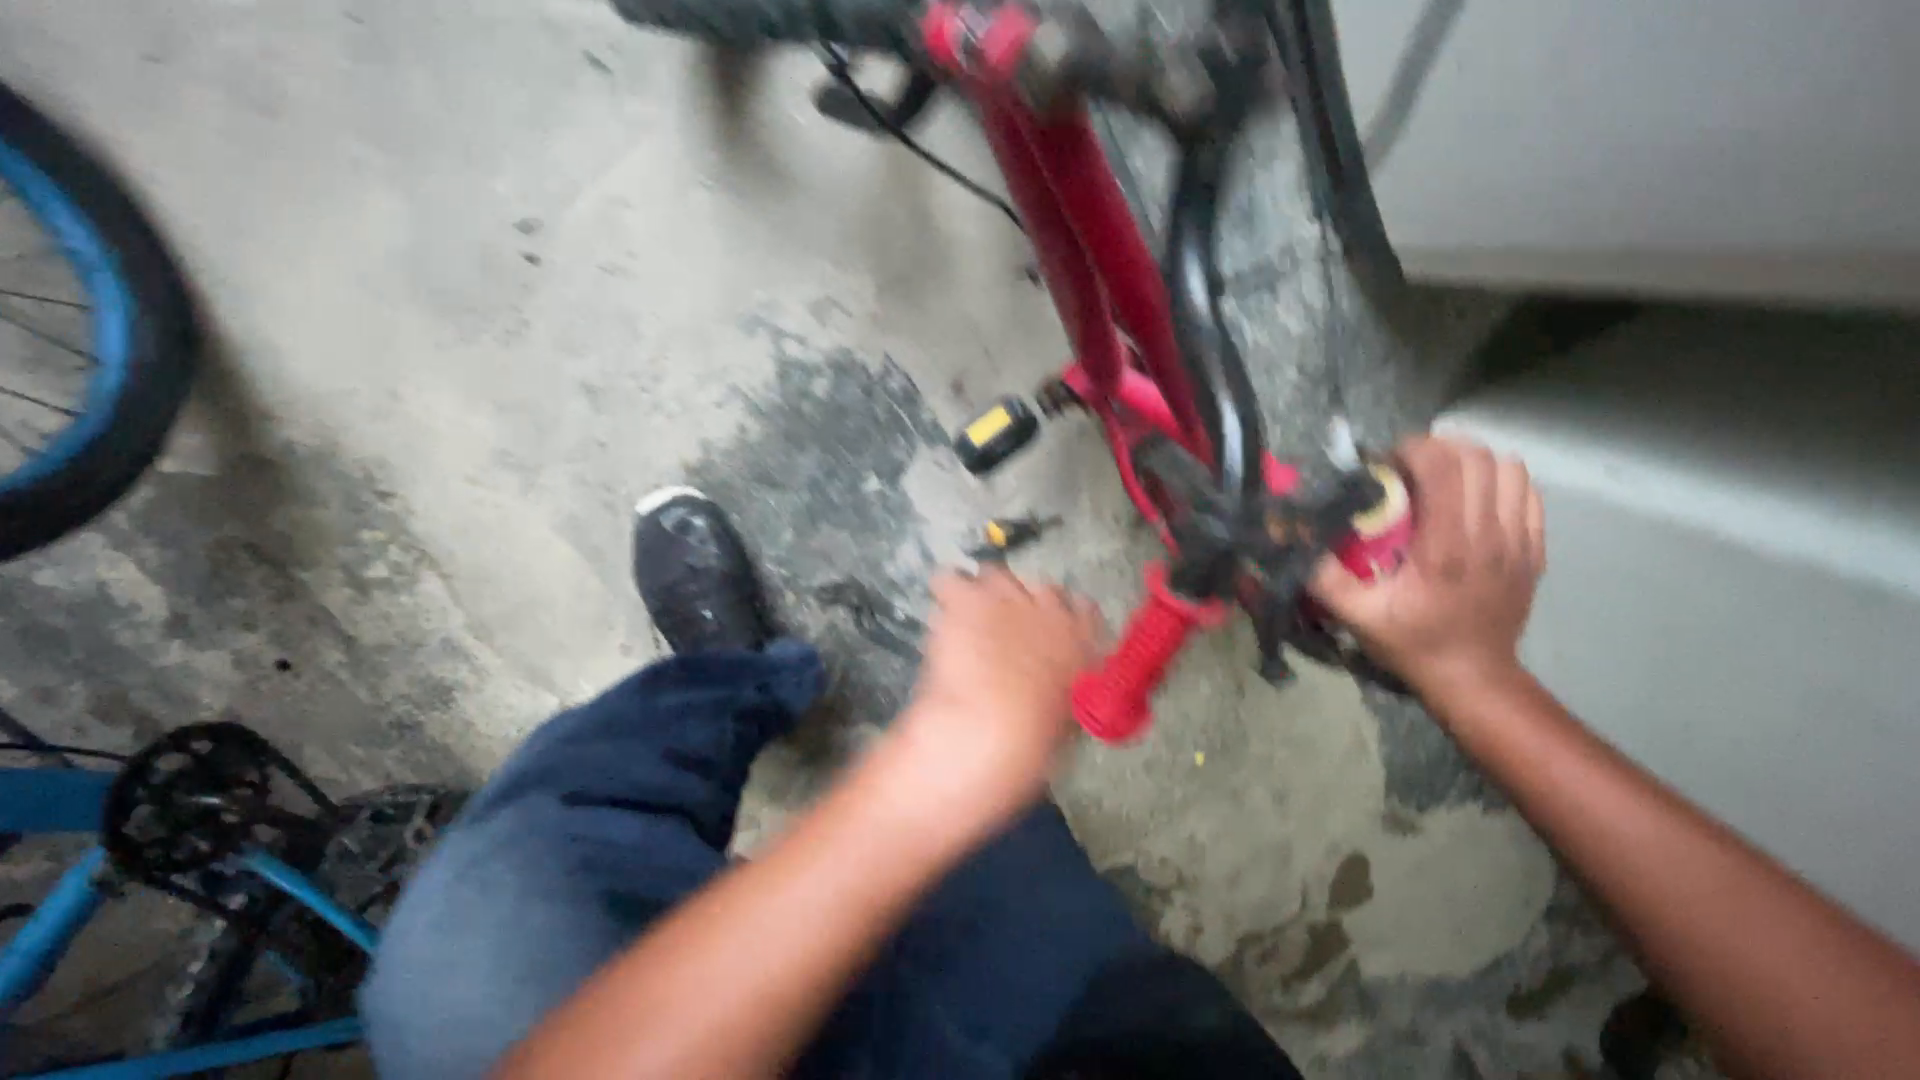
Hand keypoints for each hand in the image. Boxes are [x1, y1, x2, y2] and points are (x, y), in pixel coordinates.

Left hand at [879, 567, 1105, 844]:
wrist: (990, 731)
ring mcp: (1007, 598)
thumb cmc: (1033, 741)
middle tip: (1002, 631)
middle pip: (1039, 587)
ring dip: (984, 593)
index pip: (1083, 609)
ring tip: (967, 619)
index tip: (1044, 633)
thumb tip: (1059, 695)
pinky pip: (950, 580)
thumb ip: (1068, 693)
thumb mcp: (1068, 723)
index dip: (1060, 618)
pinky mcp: (967, 599)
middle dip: (1022, 604)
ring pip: (995, 575)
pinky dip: (945, 592)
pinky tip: (941, 611)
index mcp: (1083, 642)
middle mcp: (1050, 609)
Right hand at [1311, 435, 1544, 698]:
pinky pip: (1527, 492)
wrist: (1472, 677)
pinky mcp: (1534, 549)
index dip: (1412, 450)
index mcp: (1445, 546)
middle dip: (1438, 450)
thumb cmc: (1412, 643)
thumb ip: (1323, 575)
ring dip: (1472, 461)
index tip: (1386, 465)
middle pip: (1477, 457)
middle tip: (1410, 468)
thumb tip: (1297, 535)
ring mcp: (1519, 541)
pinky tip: (1474, 498)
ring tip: (1443, 478)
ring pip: (1508, 468)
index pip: (1443, 467)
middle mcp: (1489, 535)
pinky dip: (1500, 482)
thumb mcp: (1356, 615)